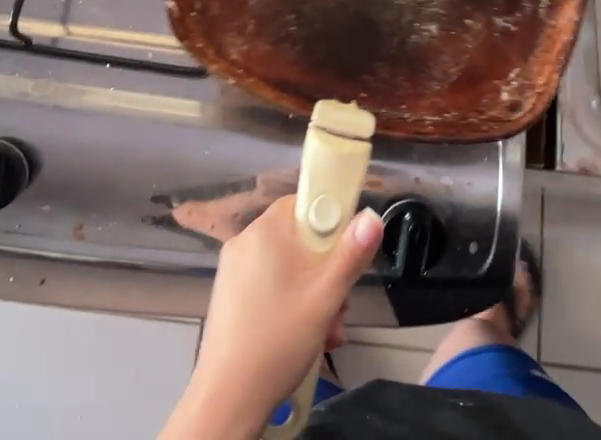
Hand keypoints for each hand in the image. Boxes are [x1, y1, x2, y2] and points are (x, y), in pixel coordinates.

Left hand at [162, 195, 382, 438]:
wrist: (228, 397)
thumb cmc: (279, 339)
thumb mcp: (326, 296)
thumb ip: (352, 254)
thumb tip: (371, 216)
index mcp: (265, 231)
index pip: (303, 202)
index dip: (330, 222)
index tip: (347, 251)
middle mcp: (245, 242)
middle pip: (299, 238)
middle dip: (327, 269)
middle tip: (341, 304)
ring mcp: (234, 270)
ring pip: (288, 266)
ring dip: (314, 292)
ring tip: (328, 330)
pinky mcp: (230, 295)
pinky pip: (270, 284)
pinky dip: (291, 301)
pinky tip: (306, 335)